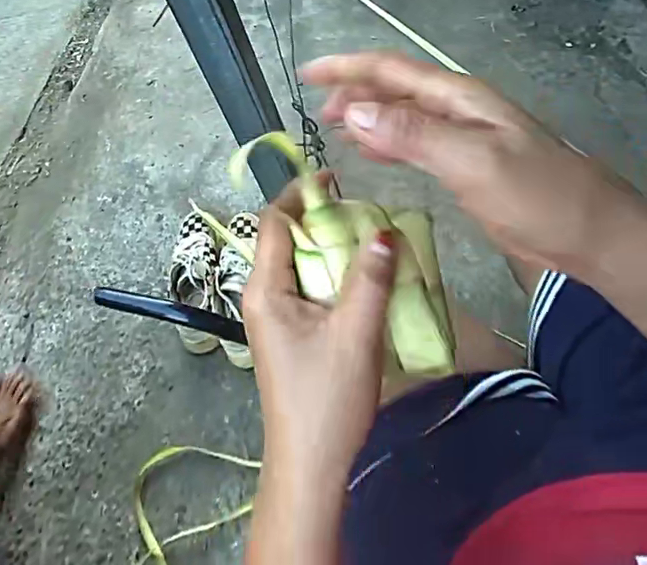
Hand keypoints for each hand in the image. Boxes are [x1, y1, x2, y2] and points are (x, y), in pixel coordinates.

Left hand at [242, 173, 397, 485]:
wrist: (311, 467)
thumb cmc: (326, 399)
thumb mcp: (355, 333)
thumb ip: (371, 278)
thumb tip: (383, 229)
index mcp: (265, 288)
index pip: (274, 221)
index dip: (301, 193)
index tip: (334, 179)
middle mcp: (263, 295)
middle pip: (287, 238)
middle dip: (321, 219)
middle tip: (362, 210)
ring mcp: (275, 316)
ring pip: (301, 263)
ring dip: (330, 247)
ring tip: (368, 238)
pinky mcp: (290, 333)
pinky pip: (309, 287)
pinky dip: (333, 273)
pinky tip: (363, 278)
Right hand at [303, 51, 646, 275]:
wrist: (592, 234)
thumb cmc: (538, 195)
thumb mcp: (473, 162)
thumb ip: (412, 135)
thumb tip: (354, 111)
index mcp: (457, 97)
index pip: (391, 70)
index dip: (347, 67)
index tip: (308, 73)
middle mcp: (456, 108)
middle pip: (393, 88)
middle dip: (352, 92)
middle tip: (317, 113)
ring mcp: (461, 135)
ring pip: (401, 114)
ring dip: (366, 115)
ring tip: (334, 127)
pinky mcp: (464, 163)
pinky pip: (413, 141)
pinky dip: (386, 141)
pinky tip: (372, 150)